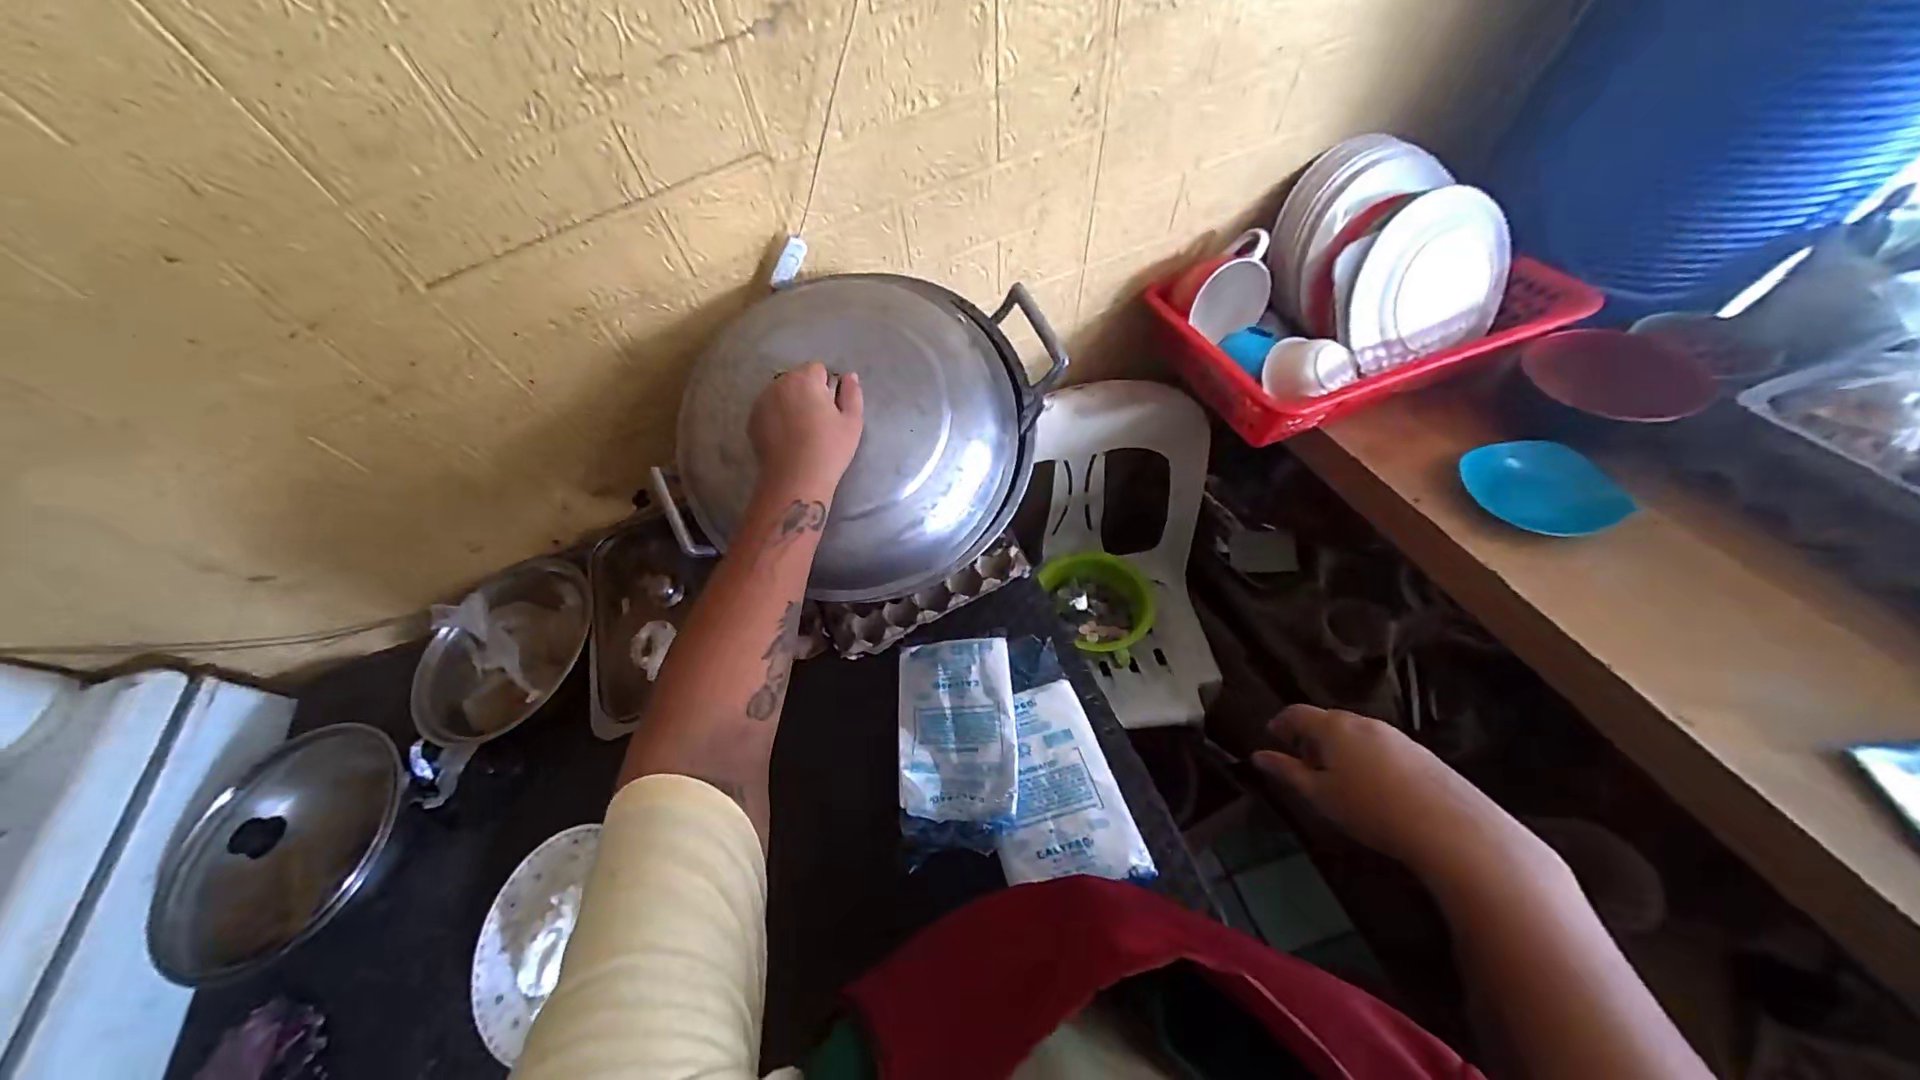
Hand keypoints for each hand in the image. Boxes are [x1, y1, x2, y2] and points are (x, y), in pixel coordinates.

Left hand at [748, 362, 864, 494]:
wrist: (795, 479)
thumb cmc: (829, 449)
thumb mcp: (852, 422)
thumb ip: (852, 394)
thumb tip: (849, 376)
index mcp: (805, 379)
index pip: (817, 369)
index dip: (827, 387)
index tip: (830, 408)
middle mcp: (779, 384)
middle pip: (796, 379)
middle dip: (807, 392)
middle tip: (817, 420)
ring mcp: (762, 401)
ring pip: (781, 394)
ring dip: (790, 403)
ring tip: (800, 430)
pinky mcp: (752, 419)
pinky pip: (769, 410)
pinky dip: (777, 417)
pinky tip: (786, 438)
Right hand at [1252, 705, 1540, 880]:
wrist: (1452, 827)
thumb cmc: (1370, 809)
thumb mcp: (1319, 795)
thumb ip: (1287, 772)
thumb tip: (1258, 755)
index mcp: (1333, 727)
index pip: (1297, 713)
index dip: (1281, 722)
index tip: (1272, 736)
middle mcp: (1363, 723)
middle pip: (1328, 721)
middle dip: (1311, 738)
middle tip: (1304, 764)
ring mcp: (1396, 736)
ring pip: (1356, 734)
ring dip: (1339, 748)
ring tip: (1338, 779)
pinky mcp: (1422, 753)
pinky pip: (1381, 746)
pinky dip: (1366, 757)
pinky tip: (1374, 787)